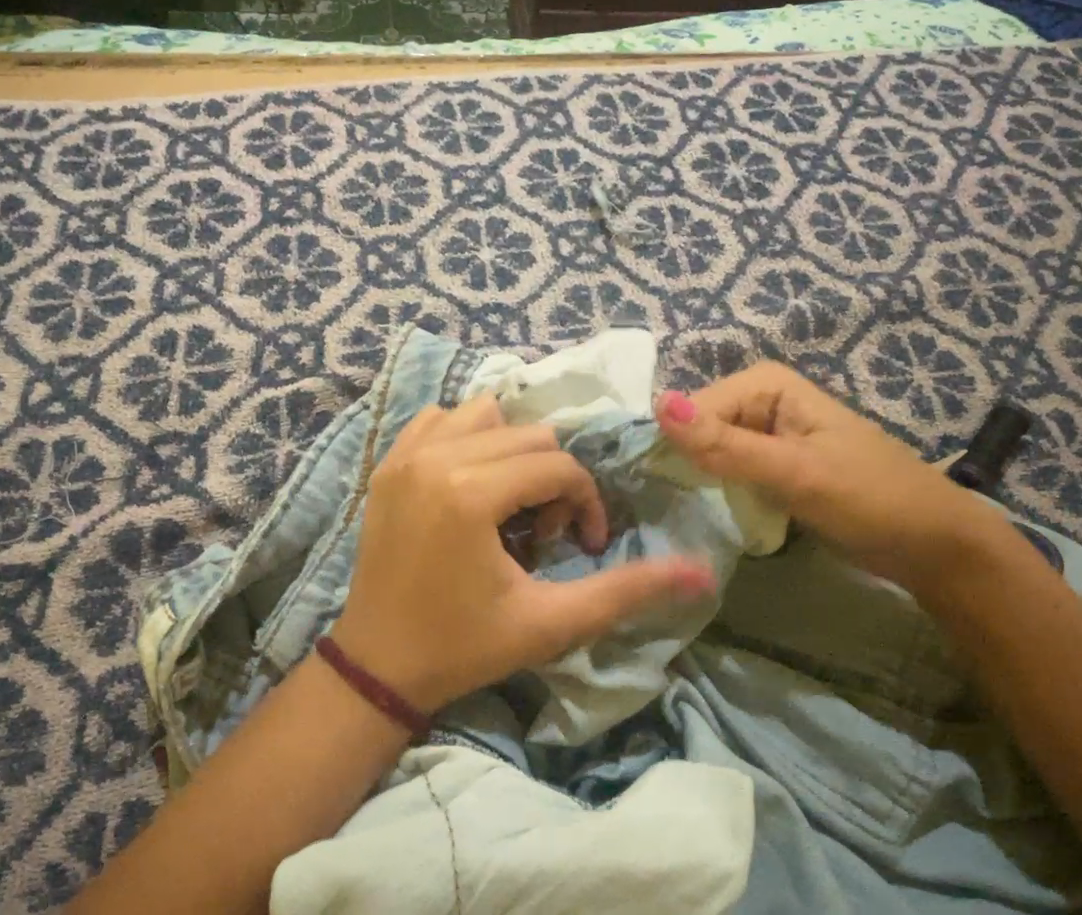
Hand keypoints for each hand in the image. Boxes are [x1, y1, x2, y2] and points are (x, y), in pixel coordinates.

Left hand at [332, 396, 715, 712]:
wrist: (378, 667)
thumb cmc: (465, 648)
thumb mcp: (551, 623)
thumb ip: (627, 591)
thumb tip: (703, 572)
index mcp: (470, 492)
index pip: (559, 466)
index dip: (585, 504)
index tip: (584, 547)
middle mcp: (434, 457)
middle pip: (529, 435)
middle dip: (552, 481)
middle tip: (544, 535)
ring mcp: (403, 455)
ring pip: (485, 414)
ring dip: (513, 452)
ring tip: (509, 505)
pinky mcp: (387, 464)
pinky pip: (438, 420)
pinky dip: (466, 439)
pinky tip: (471, 485)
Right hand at [655, 361, 1015, 598]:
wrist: (935, 546)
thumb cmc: (871, 502)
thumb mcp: (794, 473)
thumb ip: (725, 445)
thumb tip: (656, 405)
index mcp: (767, 384)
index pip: (691, 409)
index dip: (675, 448)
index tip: (662, 491)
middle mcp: (763, 400)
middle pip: (698, 428)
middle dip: (687, 463)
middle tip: (676, 506)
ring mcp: (770, 433)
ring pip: (710, 451)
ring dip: (700, 480)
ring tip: (689, 511)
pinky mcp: (776, 465)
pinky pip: (730, 470)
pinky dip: (721, 491)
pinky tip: (716, 511)